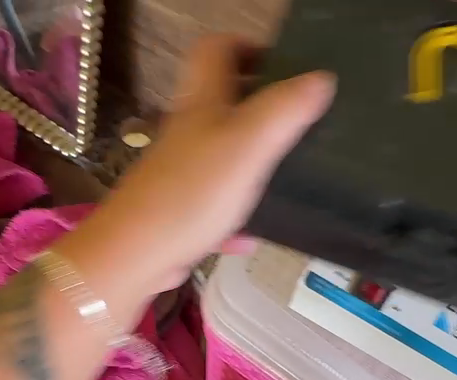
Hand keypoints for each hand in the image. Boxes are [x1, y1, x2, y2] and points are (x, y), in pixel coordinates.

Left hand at [53, 36, 334, 303]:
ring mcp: (177, 174)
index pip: (217, 51)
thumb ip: (285, 111)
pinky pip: (210, 210)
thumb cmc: (194, 193)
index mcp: (202, 102)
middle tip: (292, 126)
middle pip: (219, 106)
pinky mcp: (173, 213)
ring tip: (280, 181)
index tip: (281, 68)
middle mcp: (186, 131)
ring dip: (248, 167)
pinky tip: (251, 239)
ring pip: (217, 159)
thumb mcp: (249, 146)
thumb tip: (321, 78)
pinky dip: (233, 221)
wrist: (135, 253)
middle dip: (256, 110)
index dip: (248, 48)